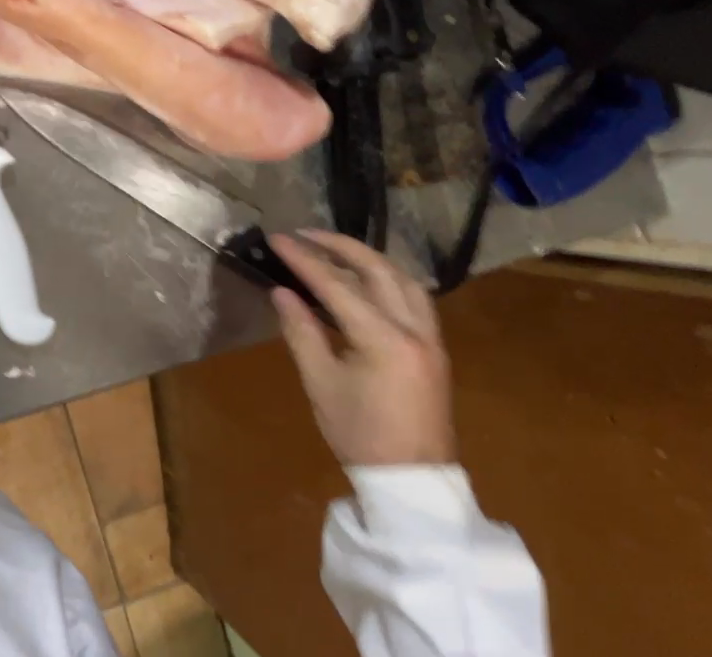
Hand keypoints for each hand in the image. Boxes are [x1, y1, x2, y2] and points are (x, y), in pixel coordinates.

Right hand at [269, 230, 455, 467]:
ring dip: (368, 258)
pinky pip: (414, 298)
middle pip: (379, 270)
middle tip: (305, 233)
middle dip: (340, 246)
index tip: (277, 239)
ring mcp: (431, 338)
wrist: (411, 478)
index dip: (304, 259)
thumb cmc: (359, 433)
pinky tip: (367, 280)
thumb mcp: (320, 382)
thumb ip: (301, 331)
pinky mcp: (434, 348)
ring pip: (404, 280)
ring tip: (335, 249)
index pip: (337, 285)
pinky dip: (388, 278)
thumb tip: (283, 292)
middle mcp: (414, 329)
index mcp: (383, 339)